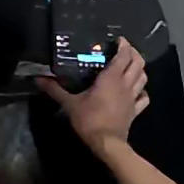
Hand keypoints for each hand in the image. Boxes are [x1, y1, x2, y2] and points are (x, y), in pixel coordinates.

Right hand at [36, 38, 150, 153]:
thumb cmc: (89, 120)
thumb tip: (38, 79)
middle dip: (134, 53)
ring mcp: (133, 98)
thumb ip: (55, 90)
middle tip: (125, 49)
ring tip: (130, 66)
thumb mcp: (69, 104)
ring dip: (139, 69)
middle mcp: (125, 84)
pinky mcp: (135, 111)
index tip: (118, 39)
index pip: (123, 55)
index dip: (124, 45)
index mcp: (111, 78)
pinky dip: (142, 90)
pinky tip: (136, 90)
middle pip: (138, 63)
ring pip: (143, 77)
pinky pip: (144, 97)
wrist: (107, 143)